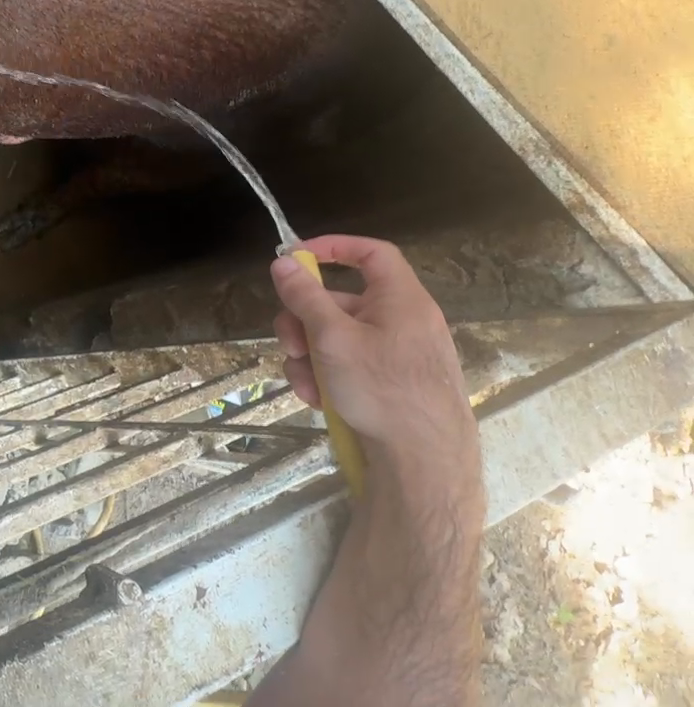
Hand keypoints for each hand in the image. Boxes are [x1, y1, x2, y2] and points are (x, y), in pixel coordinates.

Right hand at [270, 235, 479, 481]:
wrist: (423, 458)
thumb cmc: (381, 388)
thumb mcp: (331, 337)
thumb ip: (305, 296)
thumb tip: (283, 261)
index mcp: (400, 301)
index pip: (372, 253)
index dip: (332, 247)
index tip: (294, 258)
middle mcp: (402, 321)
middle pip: (339, 301)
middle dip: (302, 320)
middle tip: (288, 343)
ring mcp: (396, 353)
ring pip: (334, 336)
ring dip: (308, 356)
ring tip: (305, 383)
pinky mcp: (388, 380)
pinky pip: (346, 363)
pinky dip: (325, 376)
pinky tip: (318, 398)